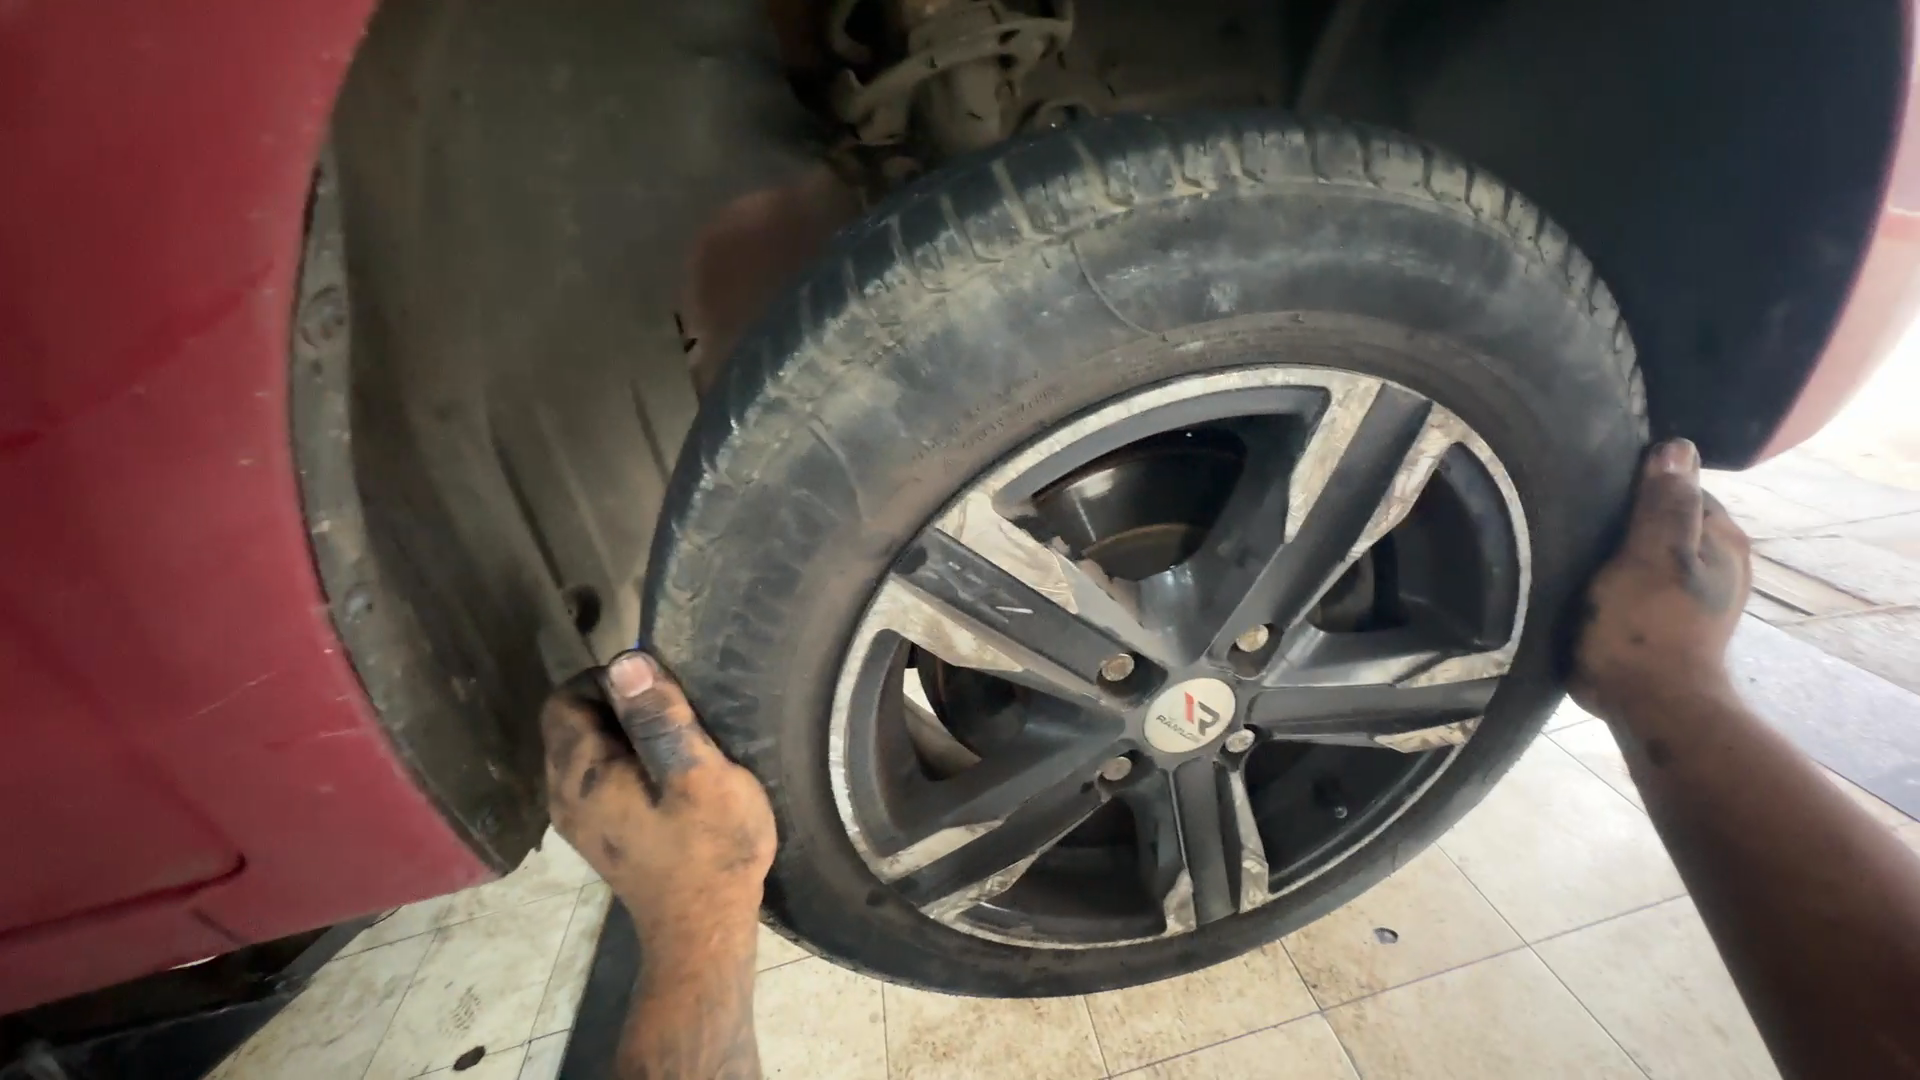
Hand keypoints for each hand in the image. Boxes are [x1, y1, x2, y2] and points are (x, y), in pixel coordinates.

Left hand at [541, 650, 775, 946]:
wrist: (705, 928)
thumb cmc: (709, 847)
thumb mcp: (696, 774)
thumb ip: (660, 719)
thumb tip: (626, 662)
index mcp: (581, 776)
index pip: (565, 700)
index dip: (608, 679)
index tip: (659, 685)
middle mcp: (565, 794)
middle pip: (572, 722)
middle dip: (618, 701)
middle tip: (676, 706)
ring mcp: (581, 817)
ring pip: (587, 747)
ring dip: (626, 728)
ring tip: (678, 733)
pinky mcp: (603, 830)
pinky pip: (600, 773)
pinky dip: (628, 756)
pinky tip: (669, 768)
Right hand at [1571, 438, 1752, 728]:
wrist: (1644, 699)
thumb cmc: (1647, 623)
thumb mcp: (1653, 556)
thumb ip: (1665, 505)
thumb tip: (1675, 448)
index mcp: (1721, 543)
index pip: (1681, 490)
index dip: (1640, 485)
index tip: (1595, 489)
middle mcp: (1712, 564)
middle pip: (1661, 521)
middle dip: (1621, 517)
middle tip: (1573, 517)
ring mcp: (1685, 595)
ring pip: (1642, 551)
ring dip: (1609, 548)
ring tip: (1567, 545)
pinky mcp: (1654, 618)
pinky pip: (1629, 580)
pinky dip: (1605, 574)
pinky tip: (1577, 578)